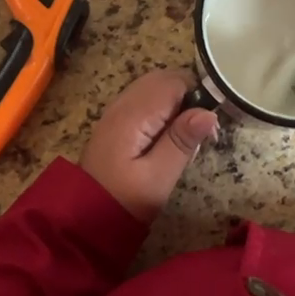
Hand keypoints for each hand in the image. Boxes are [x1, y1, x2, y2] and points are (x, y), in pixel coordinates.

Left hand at [78, 71, 219, 222]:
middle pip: (164, 79)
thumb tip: (209, 112)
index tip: (209, 128)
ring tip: (185, 138)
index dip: (198, 97)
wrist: (84, 216)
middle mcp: (122, 103)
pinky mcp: (115, 120)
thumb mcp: (158, 176)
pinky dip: (162, 110)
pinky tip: (166, 138)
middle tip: (200, 134)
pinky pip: (144, 100)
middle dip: (189, 97)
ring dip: (176, 103)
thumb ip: (182, 141)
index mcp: (133, 113)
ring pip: (155, 87)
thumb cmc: (125, 200)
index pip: (174, 81)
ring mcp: (116, 109)